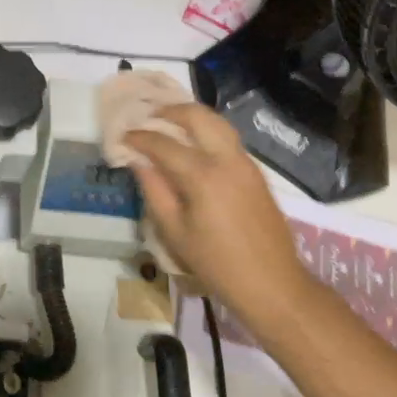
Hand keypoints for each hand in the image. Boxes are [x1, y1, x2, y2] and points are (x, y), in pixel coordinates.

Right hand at [127, 104, 307, 326]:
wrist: (273, 284)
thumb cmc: (218, 264)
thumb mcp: (175, 233)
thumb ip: (155, 191)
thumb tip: (139, 162)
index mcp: (202, 176)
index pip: (163, 143)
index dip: (140, 138)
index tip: (123, 137)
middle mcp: (226, 159)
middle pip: (196, 116)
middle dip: (169, 111)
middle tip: (148, 118)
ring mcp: (245, 162)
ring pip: (217, 122)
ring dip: (191, 116)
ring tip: (169, 124)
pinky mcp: (256, 172)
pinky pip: (228, 138)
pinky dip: (207, 130)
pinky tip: (194, 145)